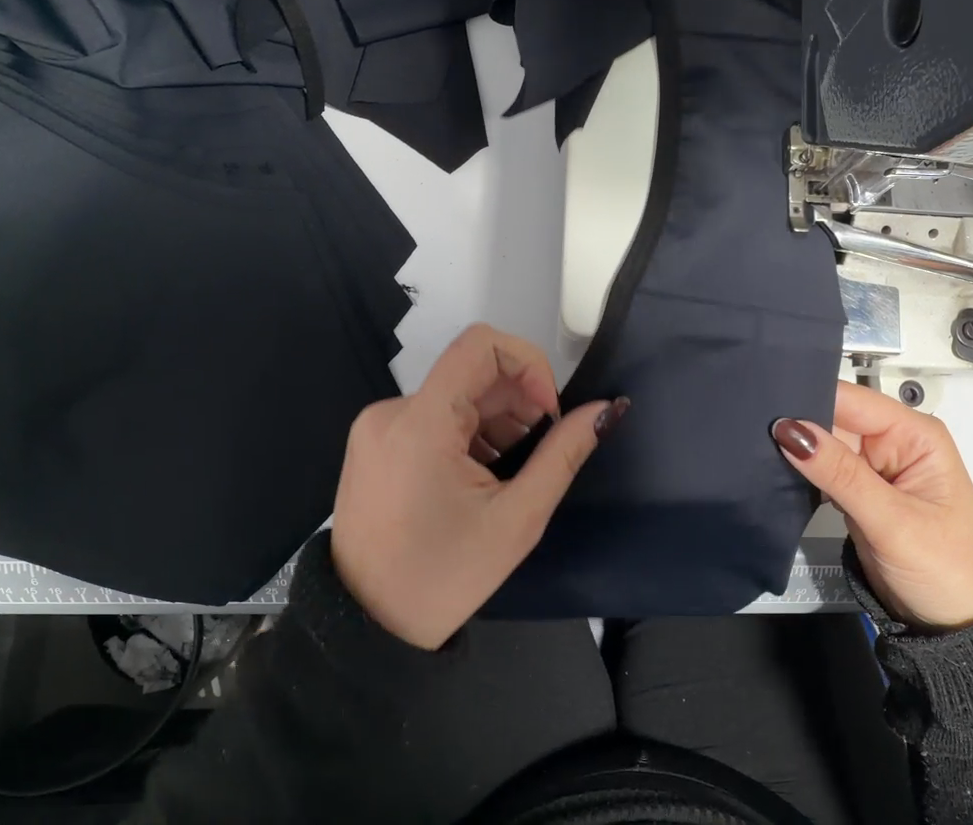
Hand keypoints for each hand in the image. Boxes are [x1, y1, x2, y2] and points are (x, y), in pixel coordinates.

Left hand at [331, 325, 625, 649]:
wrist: (366, 626)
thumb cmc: (442, 576)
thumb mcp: (517, 519)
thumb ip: (564, 454)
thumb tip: (606, 409)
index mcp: (419, 423)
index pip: (481, 345)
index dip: (529, 364)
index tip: (548, 413)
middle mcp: (390, 412)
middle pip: (472, 375)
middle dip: (517, 406)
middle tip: (536, 458)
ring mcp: (377, 428)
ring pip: (455, 398)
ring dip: (495, 425)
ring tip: (505, 479)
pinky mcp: (374, 445)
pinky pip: (433, 419)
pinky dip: (466, 437)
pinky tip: (477, 482)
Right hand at [772, 382, 972, 630]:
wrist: (956, 625)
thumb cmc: (945, 569)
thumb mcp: (893, 521)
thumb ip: (841, 474)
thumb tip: (790, 430)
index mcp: (913, 434)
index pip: (852, 401)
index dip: (809, 398)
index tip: (762, 403)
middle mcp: (892, 441)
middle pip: (833, 417)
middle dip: (796, 423)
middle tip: (746, 424)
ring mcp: (873, 467)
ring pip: (822, 443)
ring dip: (793, 448)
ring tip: (750, 443)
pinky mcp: (857, 492)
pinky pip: (822, 470)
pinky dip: (800, 472)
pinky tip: (769, 468)